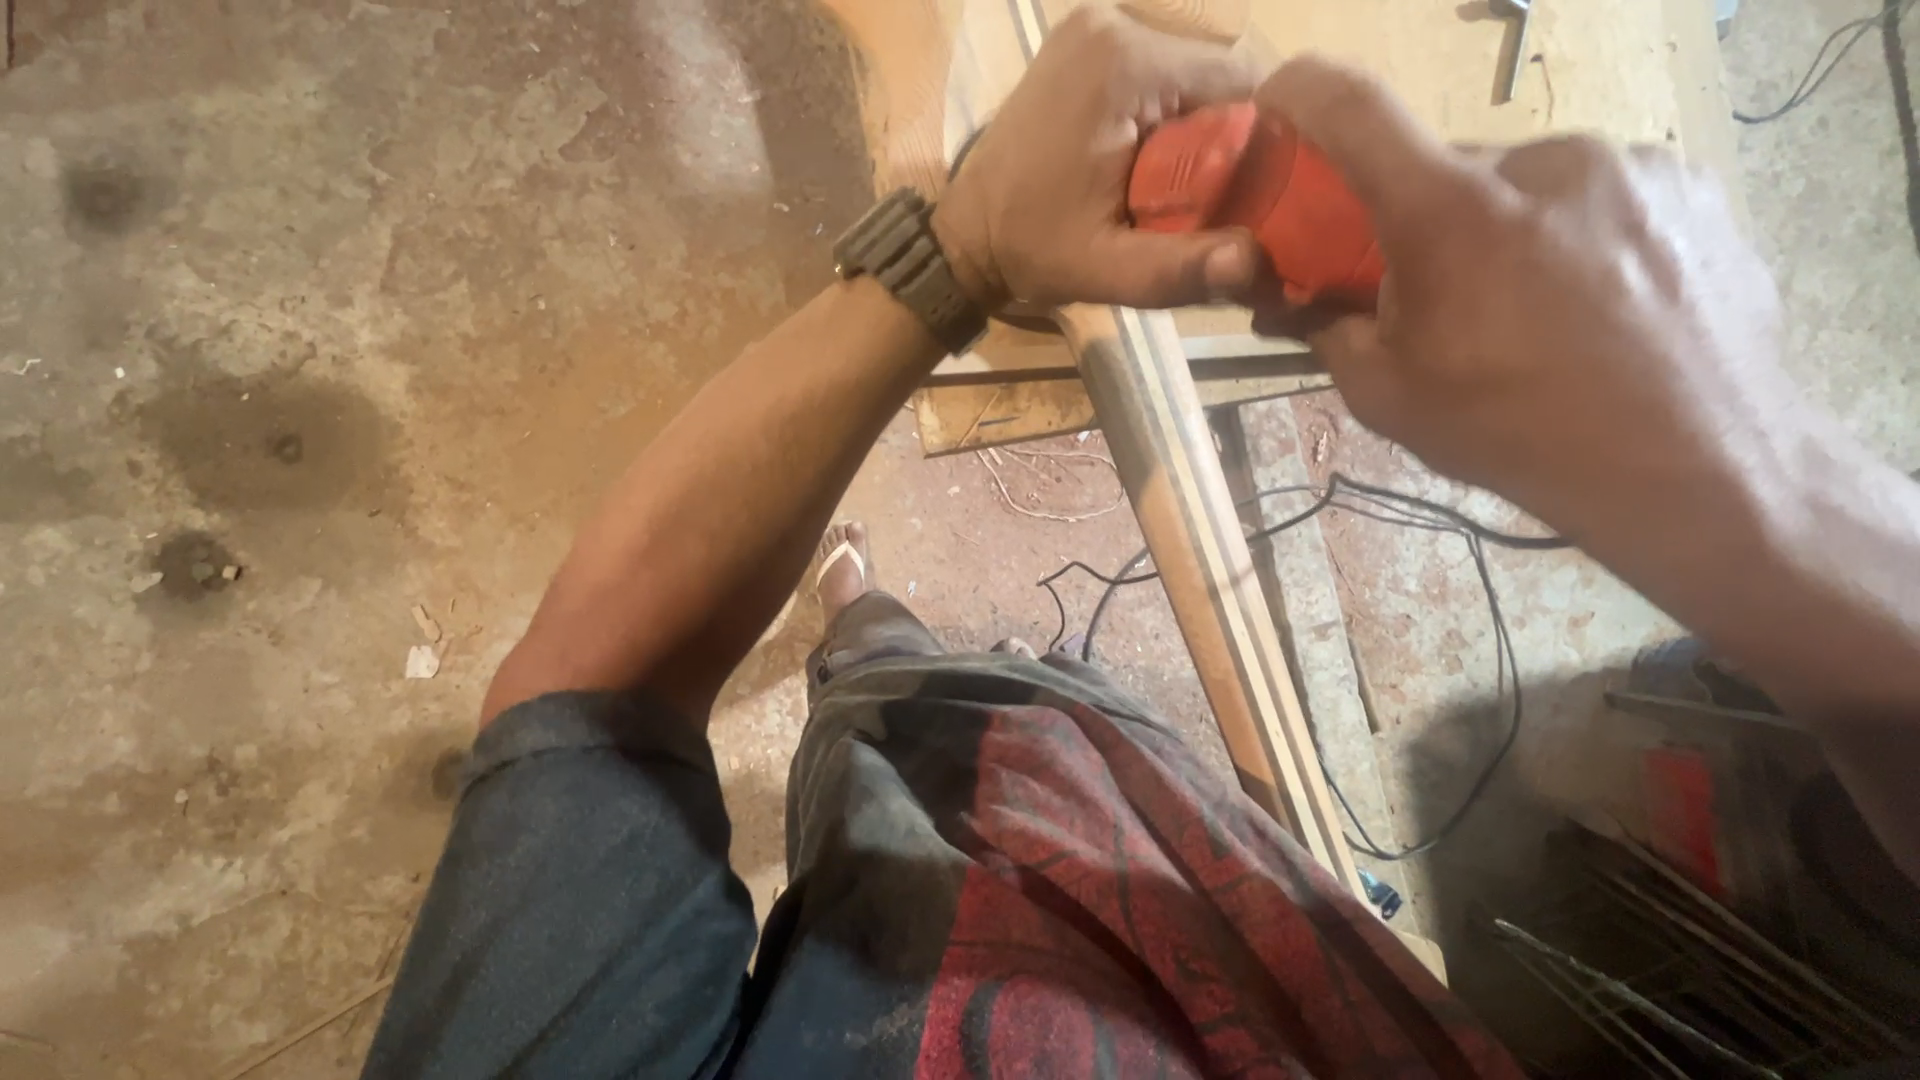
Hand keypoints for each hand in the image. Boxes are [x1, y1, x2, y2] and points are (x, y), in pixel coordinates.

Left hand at [931, 7, 1261, 310]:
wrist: (966, 235)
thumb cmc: (1032, 251)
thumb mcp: (1108, 270)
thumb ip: (1181, 267)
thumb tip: (1256, 262)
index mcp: (1126, 63)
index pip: (1239, 81)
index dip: (1252, 142)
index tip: (1233, 194)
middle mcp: (1113, 22)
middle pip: (1213, 70)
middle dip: (1218, 134)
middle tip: (1193, 195)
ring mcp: (1091, 25)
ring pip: (1186, 67)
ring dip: (1191, 122)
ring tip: (1162, 179)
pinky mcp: (1079, 42)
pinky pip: (1152, 66)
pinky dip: (1160, 108)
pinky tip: (1140, 155)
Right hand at [1251, 57, 1793, 535]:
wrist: (1692, 463)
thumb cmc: (1511, 430)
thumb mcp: (1386, 395)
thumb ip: (1329, 332)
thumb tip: (1298, 306)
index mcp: (1451, 213)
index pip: (1357, 112)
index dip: (1303, 93)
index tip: (1278, 98)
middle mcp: (1541, 162)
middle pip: (1446, 165)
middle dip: (1418, 216)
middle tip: (1426, 287)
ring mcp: (1629, 165)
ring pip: (1525, 182)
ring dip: (1498, 228)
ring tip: (1521, 308)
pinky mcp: (1689, 186)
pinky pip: (1597, 195)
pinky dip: (1568, 235)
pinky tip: (1589, 302)